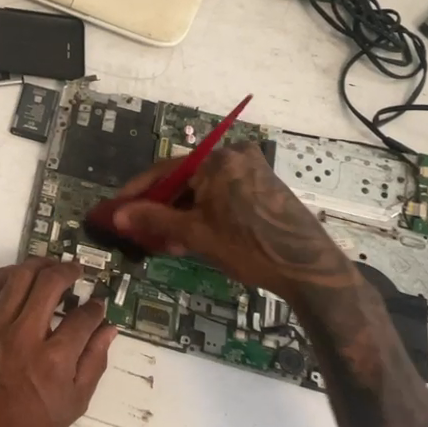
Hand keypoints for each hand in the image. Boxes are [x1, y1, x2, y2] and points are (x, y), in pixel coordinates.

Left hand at [0, 259, 115, 426]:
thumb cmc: (33, 425)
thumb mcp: (76, 402)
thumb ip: (95, 360)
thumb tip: (109, 328)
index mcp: (54, 359)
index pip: (82, 317)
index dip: (95, 307)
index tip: (98, 304)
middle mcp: (24, 336)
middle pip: (49, 283)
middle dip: (69, 271)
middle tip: (78, 271)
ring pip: (19, 277)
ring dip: (39, 264)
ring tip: (52, 266)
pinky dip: (8, 273)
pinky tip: (21, 275)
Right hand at [110, 144, 350, 301]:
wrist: (310, 270)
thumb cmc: (250, 247)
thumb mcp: (195, 234)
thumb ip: (154, 219)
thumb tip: (118, 215)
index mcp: (216, 160)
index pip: (164, 171)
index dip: (137, 192)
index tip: (117, 208)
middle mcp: (235, 156)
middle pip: (184, 179)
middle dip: (161, 207)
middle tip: (142, 229)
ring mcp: (253, 170)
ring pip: (203, 189)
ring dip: (182, 213)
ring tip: (167, 240)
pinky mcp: (265, 186)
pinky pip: (222, 194)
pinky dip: (205, 212)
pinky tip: (193, 236)